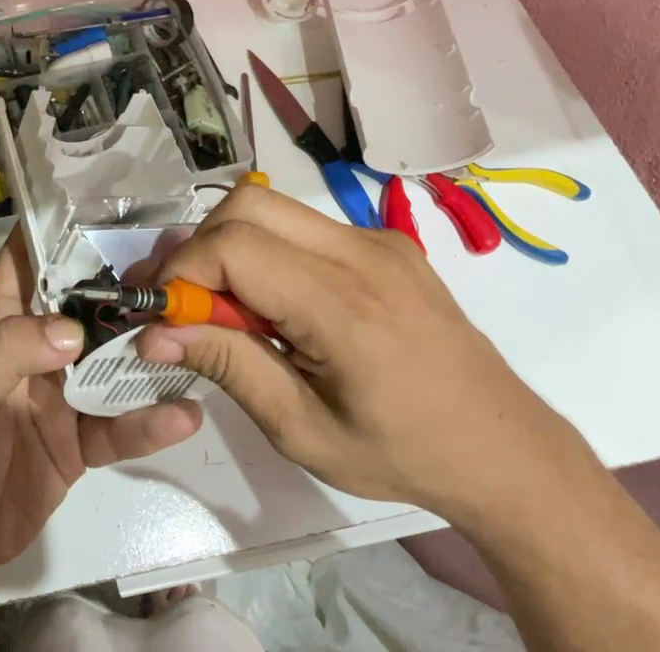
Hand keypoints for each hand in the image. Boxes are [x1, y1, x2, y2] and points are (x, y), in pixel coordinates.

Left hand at [0, 234, 203, 582]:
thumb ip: (11, 352)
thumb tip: (74, 331)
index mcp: (0, 327)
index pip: (25, 265)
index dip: (53, 232)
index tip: (101, 206)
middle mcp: (36, 352)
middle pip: (86, 309)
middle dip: (125, 290)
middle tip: (181, 269)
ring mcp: (61, 396)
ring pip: (113, 365)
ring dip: (149, 355)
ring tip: (199, 338)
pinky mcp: (79, 441)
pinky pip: (120, 425)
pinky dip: (149, 421)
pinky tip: (184, 415)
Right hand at [135, 185, 596, 525]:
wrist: (505, 450)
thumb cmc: (401, 453)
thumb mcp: (302, 429)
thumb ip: (228, 366)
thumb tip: (154, 334)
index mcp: (346, 307)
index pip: (236, 246)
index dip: (182, 271)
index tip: (160, 315)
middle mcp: (363, 254)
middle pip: (247, 206)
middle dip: (198, 247)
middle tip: (181, 302)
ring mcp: (378, 241)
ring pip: (272, 208)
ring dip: (229, 246)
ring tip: (219, 304)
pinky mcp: (385, 244)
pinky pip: (303, 225)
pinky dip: (265, 250)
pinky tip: (270, 302)